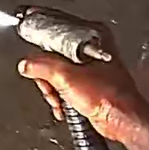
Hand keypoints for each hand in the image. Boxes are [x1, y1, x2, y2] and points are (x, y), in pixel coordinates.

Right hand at [17, 42, 148, 146]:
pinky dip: (59, 97)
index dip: (41, 37)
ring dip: (52, 90)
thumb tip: (26, 64)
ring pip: (55, 73)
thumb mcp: (66, 76)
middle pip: (52, 55)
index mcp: (92, 37)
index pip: (57, 28)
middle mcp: (92, 50)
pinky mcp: (87, 84)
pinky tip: (65, 105)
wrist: (122, 121)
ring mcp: (89, 67)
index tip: (28, 40)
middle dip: (46, 76)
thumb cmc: (109, 97)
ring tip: (60, 99)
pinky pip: (61, 85)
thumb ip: (40, 66)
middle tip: (51, 85)